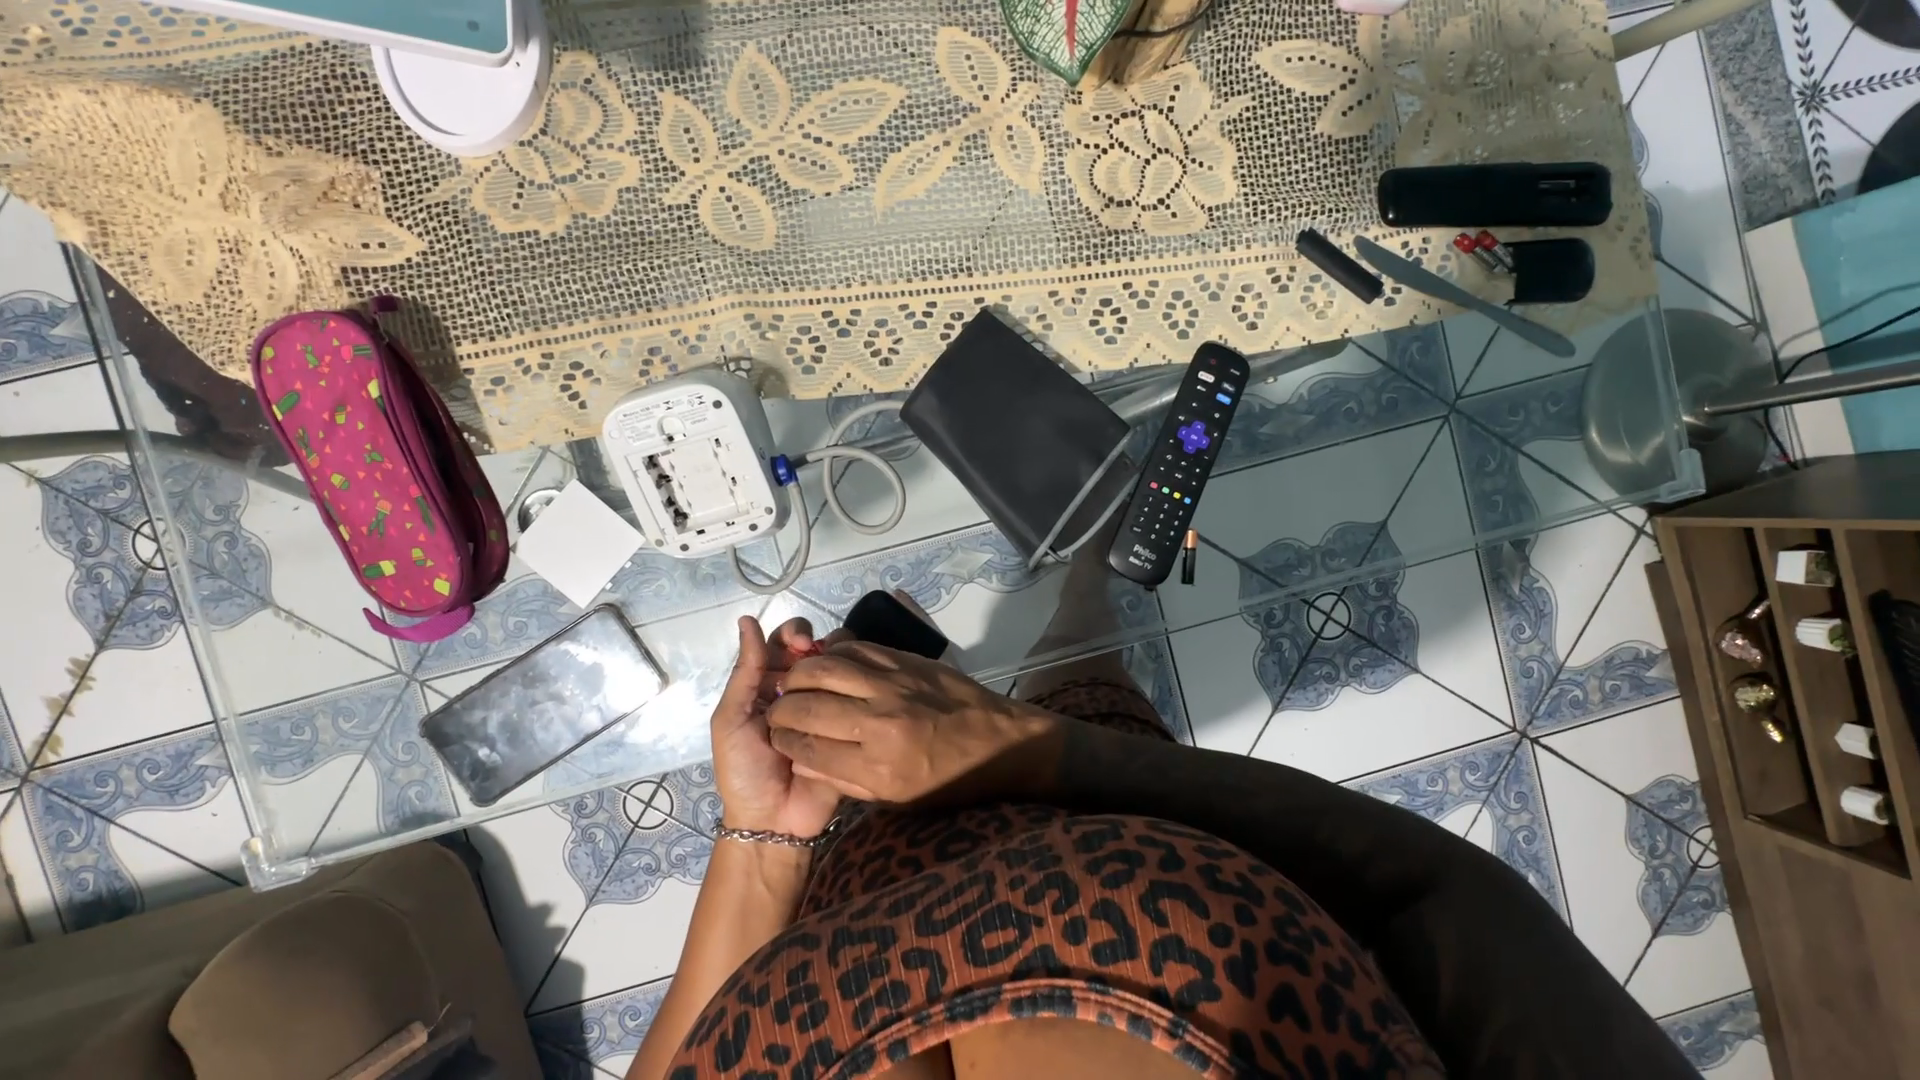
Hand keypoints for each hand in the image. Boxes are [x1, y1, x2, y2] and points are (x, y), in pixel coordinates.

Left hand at [708, 617, 847, 837]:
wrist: (773, 820)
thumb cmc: (743, 770)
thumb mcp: (731, 720)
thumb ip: (744, 672)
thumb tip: (748, 620)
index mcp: (768, 685)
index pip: (783, 643)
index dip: (793, 633)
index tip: (800, 642)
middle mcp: (799, 691)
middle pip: (815, 652)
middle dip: (819, 644)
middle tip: (818, 653)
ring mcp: (828, 708)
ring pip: (839, 671)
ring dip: (839, 664)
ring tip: (838, 672)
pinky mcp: (850, 726)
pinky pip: (857, 700)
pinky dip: (859, 689)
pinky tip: (859, 691)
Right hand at [763, 642, 1061, 804]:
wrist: (1002, 742)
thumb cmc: (951, 782)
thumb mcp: (898, 799)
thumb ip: (847, 781)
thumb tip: (804, 759)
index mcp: (878, 766)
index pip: (808, 750)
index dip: (785, 742)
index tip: (777, 738)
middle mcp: (880, 721)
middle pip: (808, 706)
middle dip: (781, 708)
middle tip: (775, 709)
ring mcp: (893, 684)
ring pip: (826, 668)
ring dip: (800, 674)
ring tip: (792, 682)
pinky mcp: (906, 660)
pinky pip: (857, 648)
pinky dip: (833, 653)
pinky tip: (825, 662)